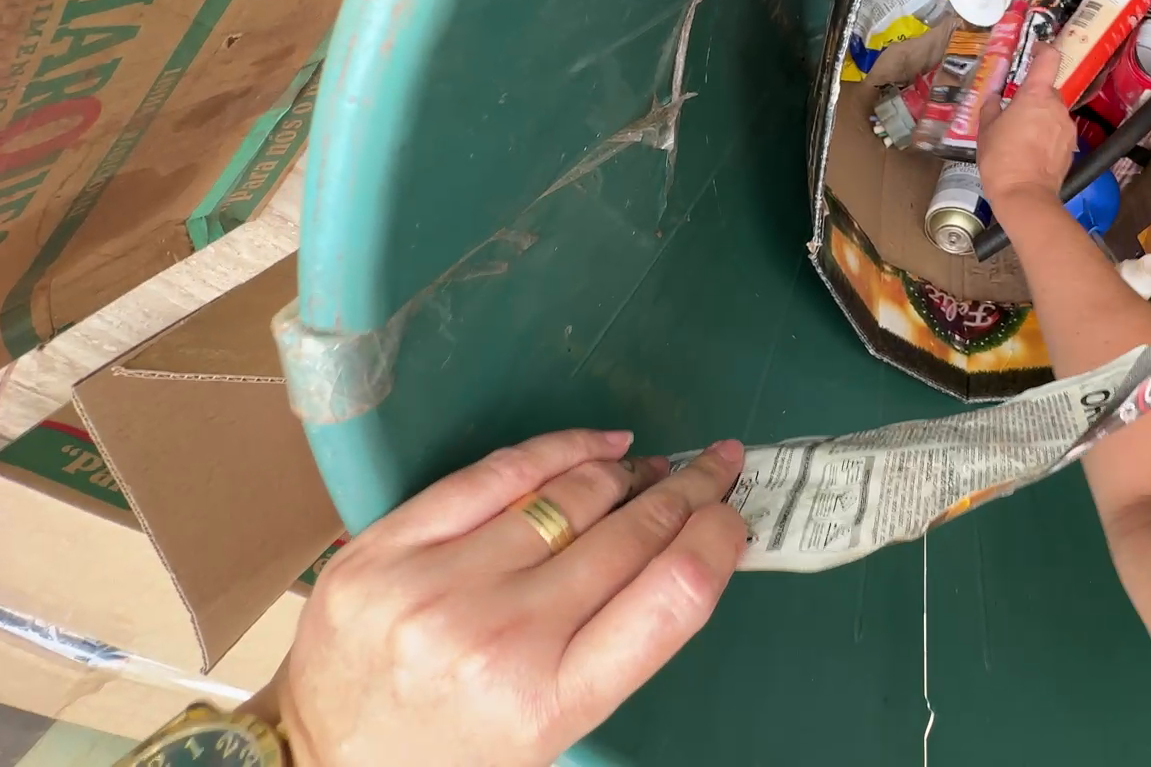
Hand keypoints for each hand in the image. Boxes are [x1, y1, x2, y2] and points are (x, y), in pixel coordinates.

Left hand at [262, 429, 747, 766]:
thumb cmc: (463, 754)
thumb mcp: (562, 722)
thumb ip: (628, 633)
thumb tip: (694, 534)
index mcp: (551, 703)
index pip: (676, 591)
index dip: (719, 537)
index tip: (733, 512)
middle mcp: (498, 642)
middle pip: (635, 530)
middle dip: (690, 487)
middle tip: (716, 464)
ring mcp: (435, 590)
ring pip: (577, 492)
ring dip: (631, 471)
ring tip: (651, 468)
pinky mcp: (386, 549)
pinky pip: (504, 469)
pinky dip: (567, 446)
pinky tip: (602, 444)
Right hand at [979, 45, 1075, 207]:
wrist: (1024, 194)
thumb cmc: (1001, 159)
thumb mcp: (986, 129)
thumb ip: (991, 107)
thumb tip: (993, 97)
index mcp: (1035, 95)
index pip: (1049, 59)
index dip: (1043, 49)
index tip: (1035, 50)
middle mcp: (1056, 106)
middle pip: (1048, 90)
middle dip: (1033, 97)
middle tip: (1014, 112)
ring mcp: (1067, 127)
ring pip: (1053, 112)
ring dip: (1040, 118)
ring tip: (1020, 137)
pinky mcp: (1071, 146)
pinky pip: (1058, 131)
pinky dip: (1047, 135)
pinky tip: (1032, 151)